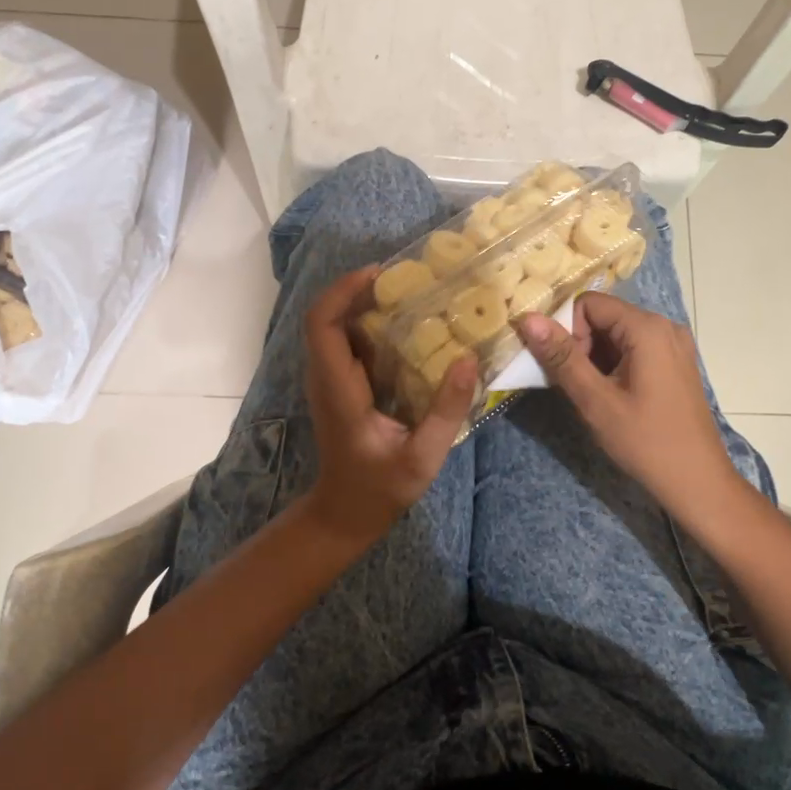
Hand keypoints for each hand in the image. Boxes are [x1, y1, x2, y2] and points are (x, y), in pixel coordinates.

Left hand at [302, 267, 478, 544]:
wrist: (343, 515)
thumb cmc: (378, 490)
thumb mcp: (421, 458)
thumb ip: (445, 411)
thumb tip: (468, 360)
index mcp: (338, 390)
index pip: (322, 325)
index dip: (342, 291)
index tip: (379, 274)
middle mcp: (326, 378)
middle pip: (327, 317)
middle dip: (358, 289)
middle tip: (405, 278)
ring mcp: (329, 381)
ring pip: (335, 326)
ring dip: (364, 303)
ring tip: (410, 292)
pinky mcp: (340, 386)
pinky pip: (347, 342)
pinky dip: (370, 324)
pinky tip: (407, 325)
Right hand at [514, 293, 745, 514]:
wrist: (697, 482)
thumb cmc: (645, 441)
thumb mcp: (596, 401)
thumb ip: (561, 357)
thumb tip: (528, 318)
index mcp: (647, 328)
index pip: (589, 303)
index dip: (567, 331)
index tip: (566, 369)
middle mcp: (664, 326)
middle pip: (603, 317)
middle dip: (580, 345)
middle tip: (577, 386)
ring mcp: (674, 345)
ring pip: (617, 334)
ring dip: (596, 358)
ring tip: (594, 396)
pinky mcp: (676, 363)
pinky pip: (635, 349)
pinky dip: (614, 365)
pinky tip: (613, 397)